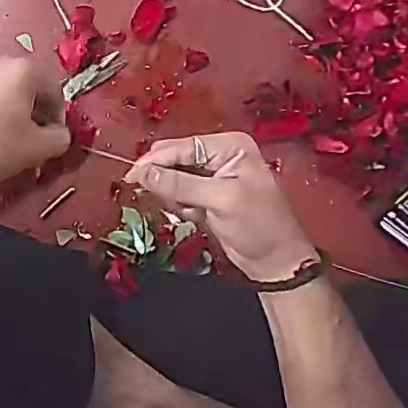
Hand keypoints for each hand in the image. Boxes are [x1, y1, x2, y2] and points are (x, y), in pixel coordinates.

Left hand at [0, 57, 71, 192]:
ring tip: (12, 141)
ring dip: (17, 113)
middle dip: (38, 113)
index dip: (59, 117)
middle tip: (36, 140)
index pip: (55, 91)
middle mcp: (0, 64)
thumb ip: (62, 137)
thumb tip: (59, 134)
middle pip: (31, 88)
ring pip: (9, 92)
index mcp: (24, 70)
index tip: (54, 139)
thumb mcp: (40, 148)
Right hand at [125, 133, 318, 283]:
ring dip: (173, 197)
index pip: (183, 146)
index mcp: (230, 145)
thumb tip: (142, 172)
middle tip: (159, 199)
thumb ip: (179, 184)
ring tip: (190, 213)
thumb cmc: (258, 226)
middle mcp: (220, 154)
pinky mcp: (206, 194)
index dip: (155, 160)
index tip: (131, 176)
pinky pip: (179, 193)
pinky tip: (195, 217)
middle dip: (165, 180)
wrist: (276, 262)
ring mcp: (213, 174)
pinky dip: (180, 206)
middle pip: (175, 159)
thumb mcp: (220, 200)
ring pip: (173, 177)